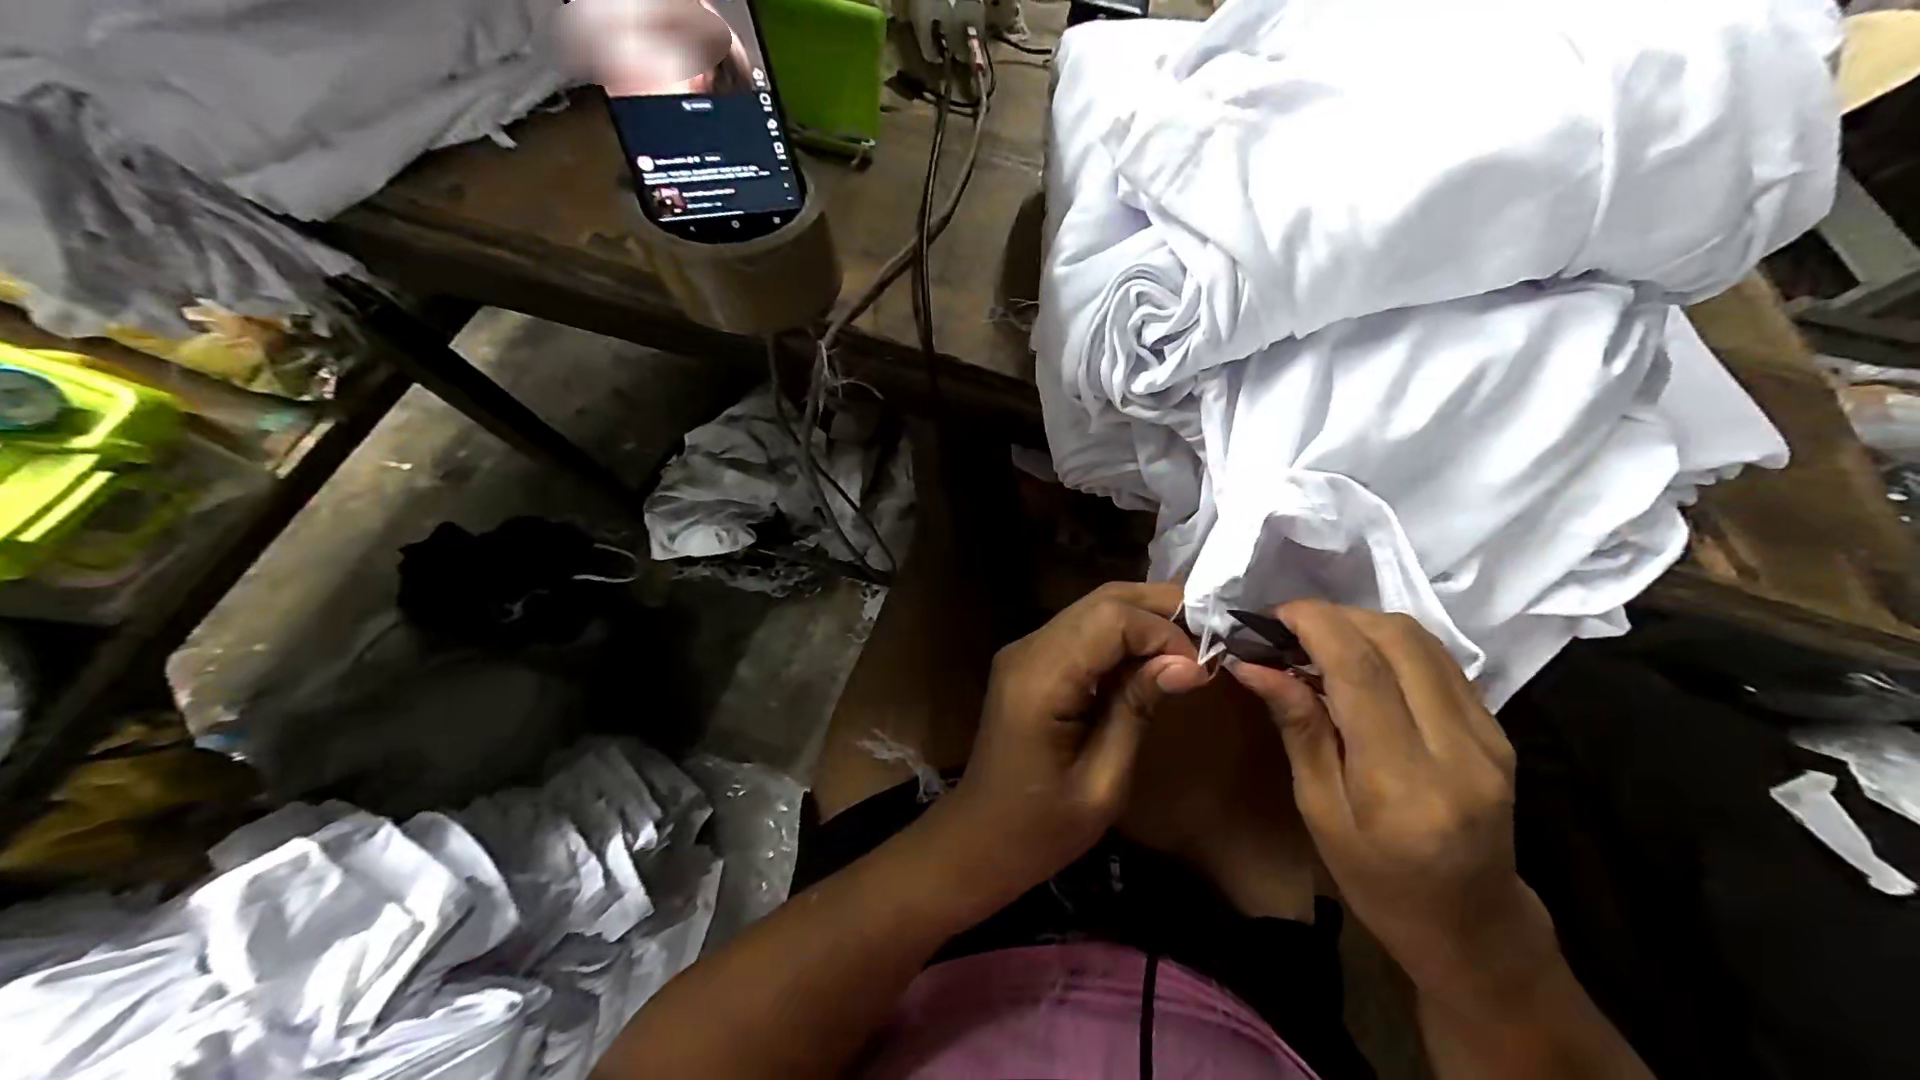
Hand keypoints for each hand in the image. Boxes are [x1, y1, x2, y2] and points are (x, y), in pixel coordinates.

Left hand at [926, 582, 1208, 908]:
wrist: (980, 838)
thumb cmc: (1041, 828)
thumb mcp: (1103, 783)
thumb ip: (1138, 710)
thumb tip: (1190, 663)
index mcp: (1040, 680)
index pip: (1109, 618)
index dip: (1162, 631)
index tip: (1200, 668)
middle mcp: (1027, 649)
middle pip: (1101, 600)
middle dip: (1159, 610)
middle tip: (1209, 637)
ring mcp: (1024, 650)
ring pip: (1092, 607)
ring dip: (1143, 618)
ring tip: (1190, 645)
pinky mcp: (1029, 660)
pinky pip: (1082, 629)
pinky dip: (1122, 634)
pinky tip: (1152, 656)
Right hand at [1228, 601, 1559, 1007]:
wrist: (1470, 921)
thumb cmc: (1376, 878)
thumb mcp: (1319, 809)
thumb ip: (1298, 727)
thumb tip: (1253, 663)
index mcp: (1405, 781)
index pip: (1361, 671)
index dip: (1314, 625)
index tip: (1271, 616)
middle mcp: (1459, 749)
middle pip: (1397, 640)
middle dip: (1335, 616)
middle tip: (1288, 628)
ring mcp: (1489, 735)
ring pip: (1422, 640)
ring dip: (1362, 624)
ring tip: (1318, 640)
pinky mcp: (1498, 728)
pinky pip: (1439, 660)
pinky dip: (1390, 644)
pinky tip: (1359, 662)